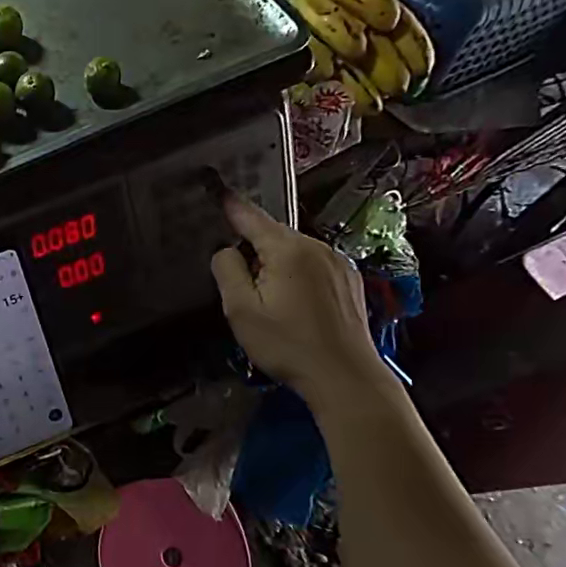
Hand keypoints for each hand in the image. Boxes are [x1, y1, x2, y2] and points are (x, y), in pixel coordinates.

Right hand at [210, 193, 384, 399]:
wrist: (343, 376)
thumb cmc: (286, 344)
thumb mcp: (240, 310)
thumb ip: (227, 271)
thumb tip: (226, 250)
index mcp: (288, 249)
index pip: (251, 217)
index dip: (231, 206)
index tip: (217, 190)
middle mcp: (317, 247)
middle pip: (273, 236)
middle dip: (253, 249)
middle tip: (238, 284)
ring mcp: (338, 262)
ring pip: (294, 252)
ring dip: (275, 265)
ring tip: (266, 300)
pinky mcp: (348, 280)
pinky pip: (313, 266)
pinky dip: (296, 275)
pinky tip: (293, 304)